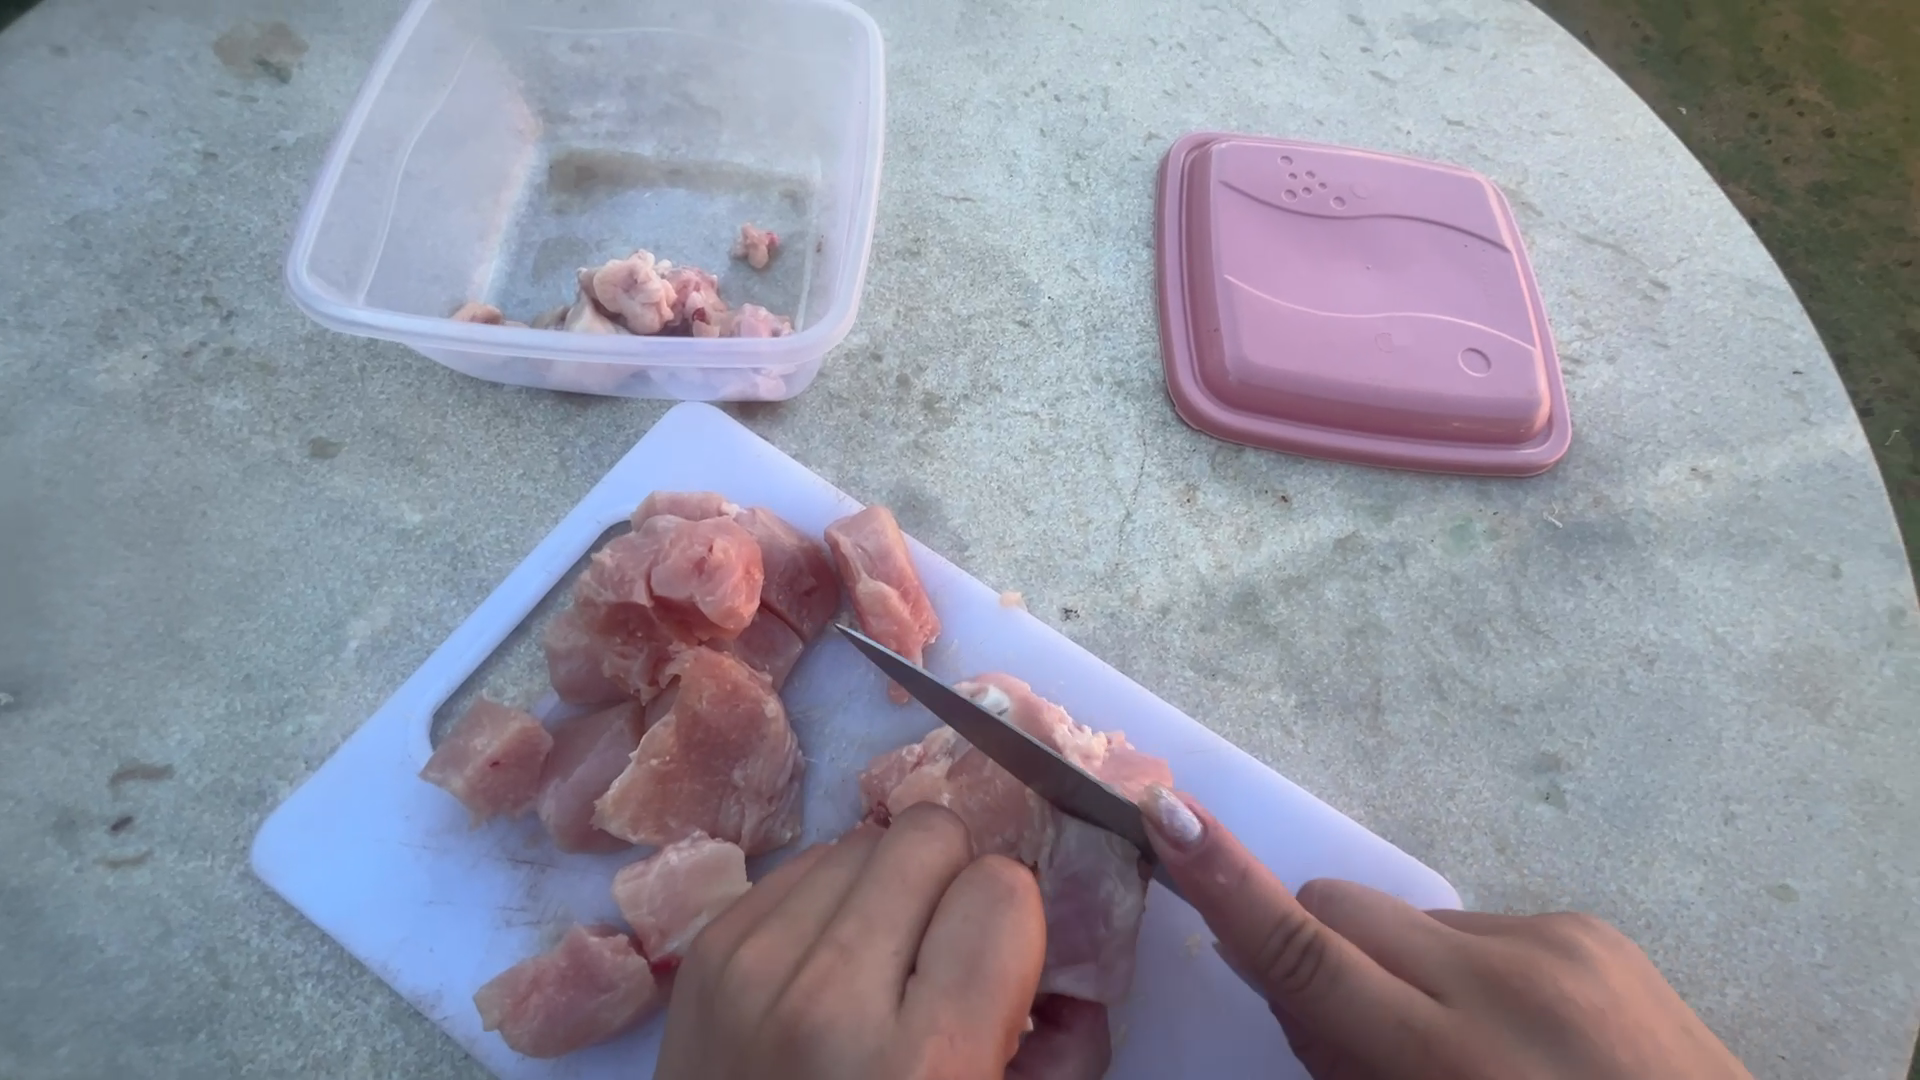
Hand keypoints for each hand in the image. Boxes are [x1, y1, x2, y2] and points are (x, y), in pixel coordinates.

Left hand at [658, 803, 1068, 1079]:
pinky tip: (820, 965)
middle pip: (928, 832)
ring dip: (885, 885)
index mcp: (923, 1063)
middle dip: (950, 876)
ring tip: (874, 959)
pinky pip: (805, 864)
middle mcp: (830, 997)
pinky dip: (829, 899)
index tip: (993, 954)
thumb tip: (1073, 938)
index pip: (1002, 888)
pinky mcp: (709, 948)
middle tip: (938, 940)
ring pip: (864, 837)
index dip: (1010, 915)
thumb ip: (1067, 1041)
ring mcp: (756, 964)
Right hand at [1137, 786, 1754, 1079]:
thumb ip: (1329, 1052)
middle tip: (1361, 1028)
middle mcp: (1506, 985)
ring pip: (1398, 916)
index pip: (1307, 953)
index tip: (1166, 811)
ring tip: (1472, 1045)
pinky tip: (1528, 1034)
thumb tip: (1252, 954)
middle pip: (1333, 904)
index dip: (1225, 881)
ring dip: (1400, 966)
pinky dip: (1465, 969)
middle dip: (1321, 948)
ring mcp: (1557, 944)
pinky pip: (1468, 923)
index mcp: (1457, 1066)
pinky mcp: (1593, 927)